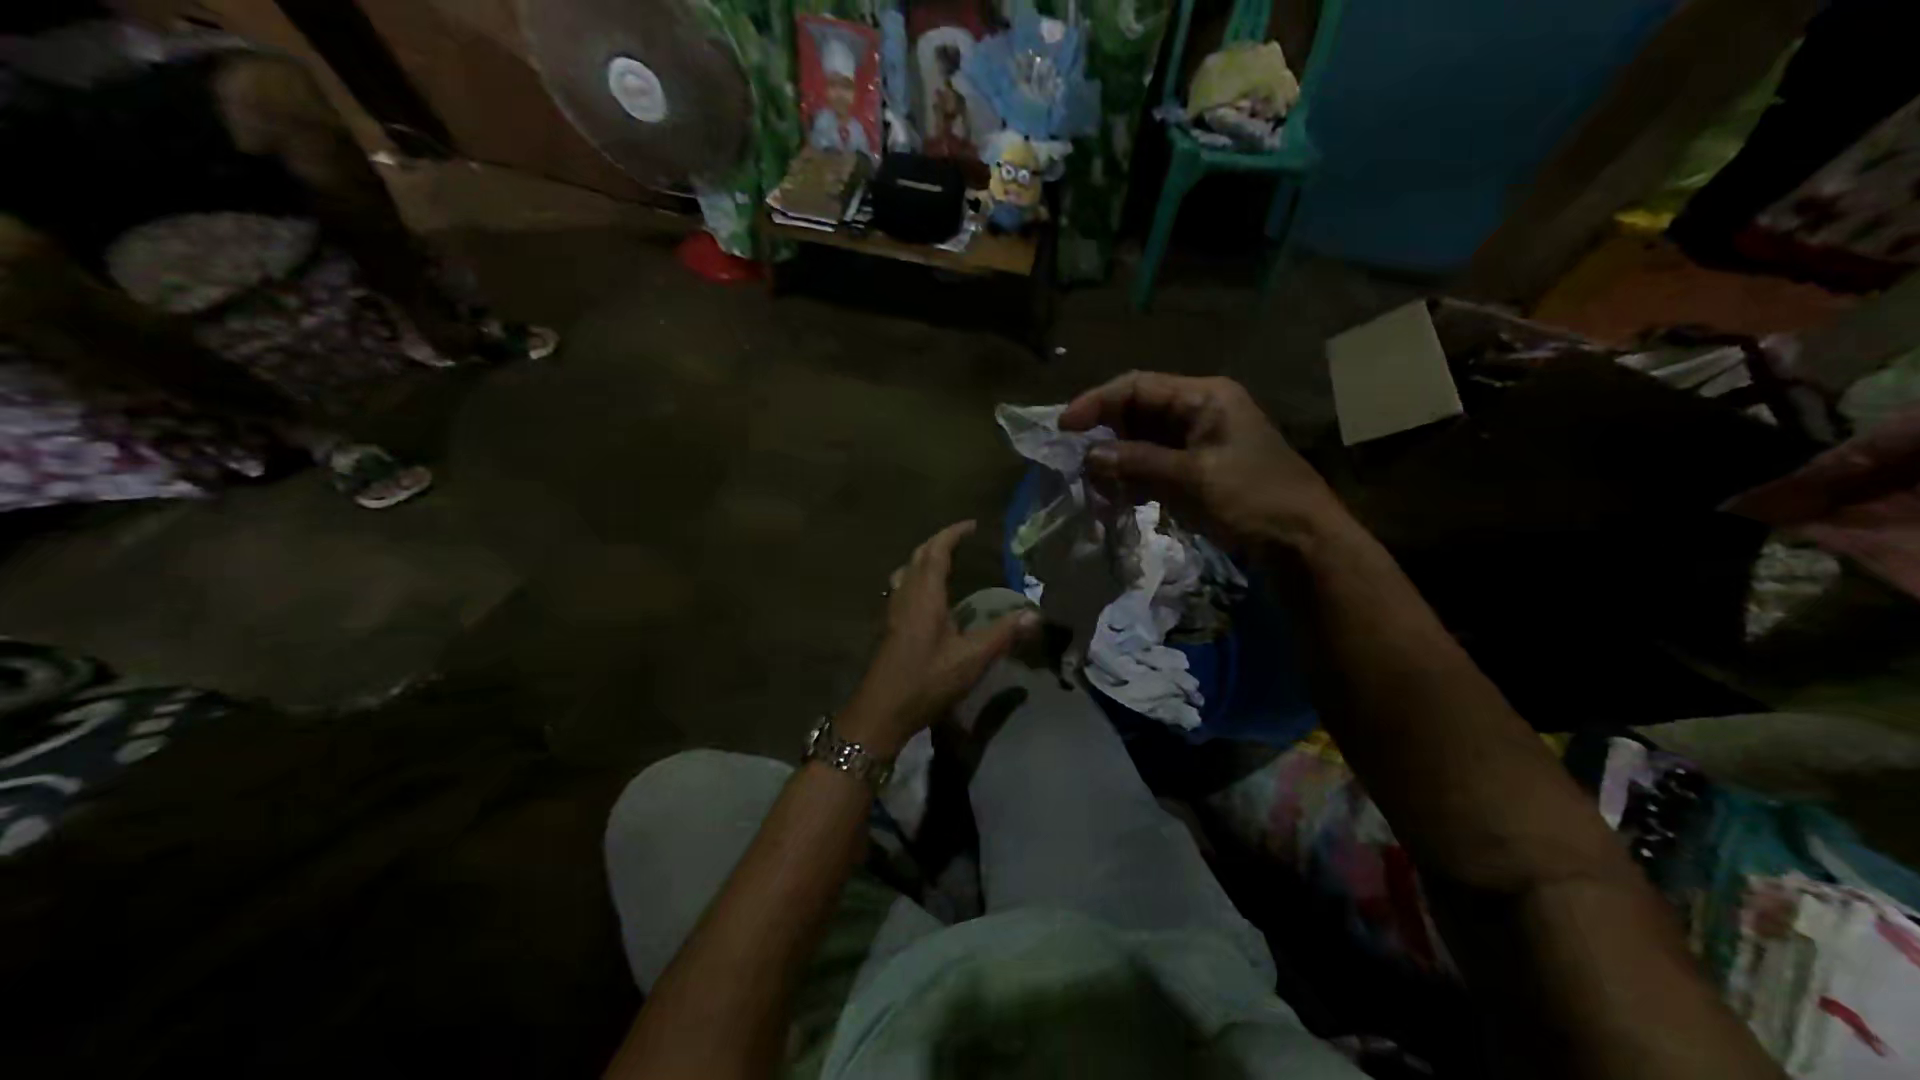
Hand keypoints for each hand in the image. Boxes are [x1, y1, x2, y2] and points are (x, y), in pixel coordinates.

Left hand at [839, 521, 1037, 755]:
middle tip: (960, 538)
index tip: (971, 525)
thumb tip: (1036, 614)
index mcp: (925, 595)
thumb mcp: (971, 659)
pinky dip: (916, 579)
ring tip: (942, 561)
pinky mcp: (889, 627)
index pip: (937, 552)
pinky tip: (926, 599)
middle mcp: (906, 596)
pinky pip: (902, 588)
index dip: (953, 534)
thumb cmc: (926, 681)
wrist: (881, 711)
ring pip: (906, 572)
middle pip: (918, 557)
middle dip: (938, 542)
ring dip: (923, 559)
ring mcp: (893, 611)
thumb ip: (1003, 634)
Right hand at [1059, 372, 1349, 549]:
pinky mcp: (1197, 473)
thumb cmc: (1253, 499)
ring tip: (1095, 490)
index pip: (1137, 386)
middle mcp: (1199, 412)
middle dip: (1104, 437)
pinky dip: (1132, 481)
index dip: (1096, 402)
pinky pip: (1153, 468)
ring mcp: (1198, 444)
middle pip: (1137, 413)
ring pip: (1141, 443)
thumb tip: (1089, 456)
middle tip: (1076, 465)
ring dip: (1116, 463)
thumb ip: (1137, 462)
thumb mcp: (1192, 477)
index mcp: (1204, 398)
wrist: (1303, 543)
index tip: (1064, 427)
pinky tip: (1116, 501)